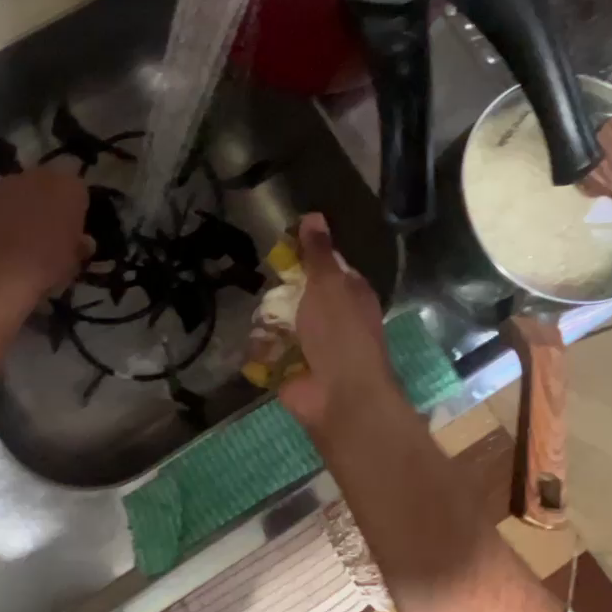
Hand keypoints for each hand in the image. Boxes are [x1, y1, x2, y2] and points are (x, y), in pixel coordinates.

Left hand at [0, 169, 93, 322]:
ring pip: (19, 189)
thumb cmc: (44, 267)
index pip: (78, 191)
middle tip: (44, 230)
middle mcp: (39, 175)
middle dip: (47, 201)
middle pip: (47, 184)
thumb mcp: (73, 263)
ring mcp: (7, 181)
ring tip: (15, 234)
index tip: (70, 230)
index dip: (74, 210)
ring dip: (20, 204)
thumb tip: (82, 242)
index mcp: (69, 188)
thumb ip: (79, 245)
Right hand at [278, 213, 401, 436]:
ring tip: (267, 328)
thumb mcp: (330, 283)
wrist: (338, 395)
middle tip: (273, 295)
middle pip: (295, 295)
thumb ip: (318, 253)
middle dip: (279, 295)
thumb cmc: (340, 333)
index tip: (283, 254)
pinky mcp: (288, 370)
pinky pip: (266, 352)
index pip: (325, 268)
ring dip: (267, 324)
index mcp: (349, 295)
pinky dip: (262, 352)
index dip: (304, 260)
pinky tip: (263, 352)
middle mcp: (331, 319)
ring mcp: (309, 347)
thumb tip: (313, 215)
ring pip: (277, 323)